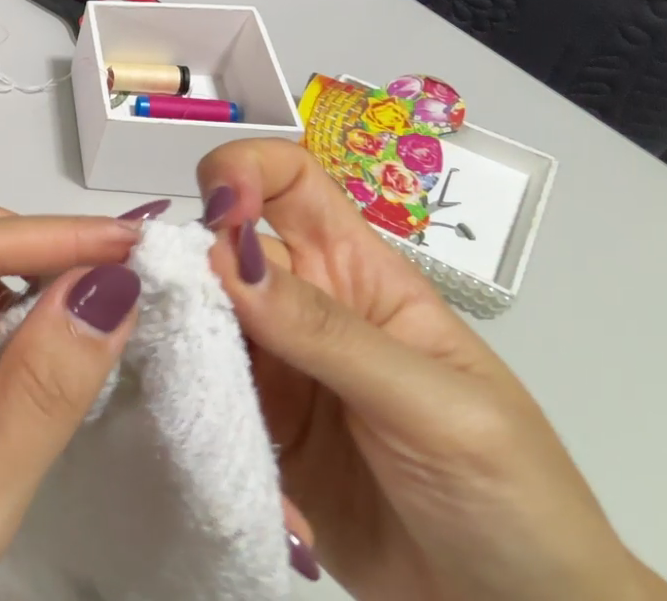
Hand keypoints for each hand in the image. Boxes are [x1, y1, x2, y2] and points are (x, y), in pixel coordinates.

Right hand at [197, 139, 666, 600]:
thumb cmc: (510, 495)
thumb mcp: (434, 405)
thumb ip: (329, 332)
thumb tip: (220, 254)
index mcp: (354, 275)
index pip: (289, 184)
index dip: (245, 171)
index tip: (214, 211)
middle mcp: (295, 309)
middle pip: (215, 250)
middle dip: (179, 266)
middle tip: (156, 315)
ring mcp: (264, 368)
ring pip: (188, 319)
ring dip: (168, 340)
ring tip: (166, 383)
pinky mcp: (240, 423)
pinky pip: (188, 390)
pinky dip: (176, 403)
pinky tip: (179, 429)